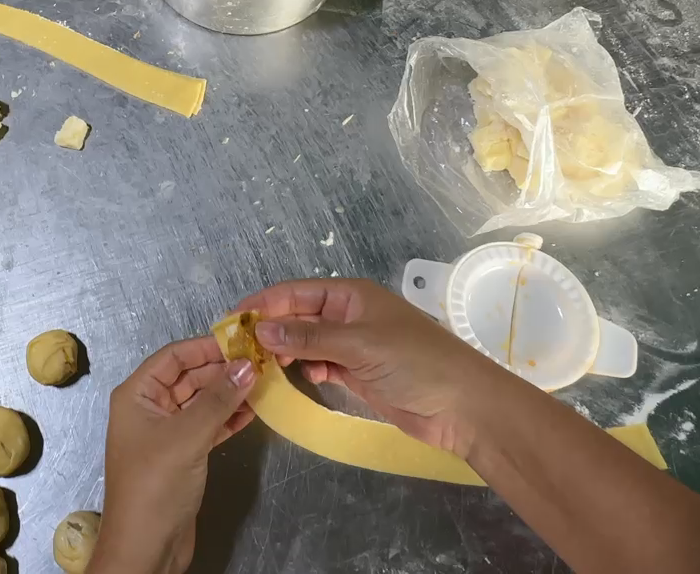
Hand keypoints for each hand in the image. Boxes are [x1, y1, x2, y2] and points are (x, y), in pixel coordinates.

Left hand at [93, 336, 255, 573]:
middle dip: (221, 370)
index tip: (240, 341)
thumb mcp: (187, 436)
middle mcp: (149, 407)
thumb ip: (218, 399)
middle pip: (189, 377)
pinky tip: (252, 412)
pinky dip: (228, 418)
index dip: (205, 347)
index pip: (174, 356)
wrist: (146, 550)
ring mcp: (166, 432)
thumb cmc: (155, 484)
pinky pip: (207, 425)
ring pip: (201, 402)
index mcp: (137, 393)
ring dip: (228, 394)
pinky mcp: (183, 455)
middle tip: (259, 362)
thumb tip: (247, 365)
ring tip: (262, 384)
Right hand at [235, 278, 515, 457]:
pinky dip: (306, 369)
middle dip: (271, 329)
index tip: (234, 320)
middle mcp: (347, 315)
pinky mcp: (358, 373)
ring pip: (306, 342)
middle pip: (297, 316)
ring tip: (259, 365)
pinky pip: (320, 364)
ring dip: (285, 352)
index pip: (295, 292)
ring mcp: (352, 345)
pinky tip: (297, 378)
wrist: (465, 407)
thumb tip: (260, 330)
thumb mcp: (358, 345)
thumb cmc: (414, 362)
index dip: (264, 303)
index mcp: (349, 295)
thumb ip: (307, 338)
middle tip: (239, 347)